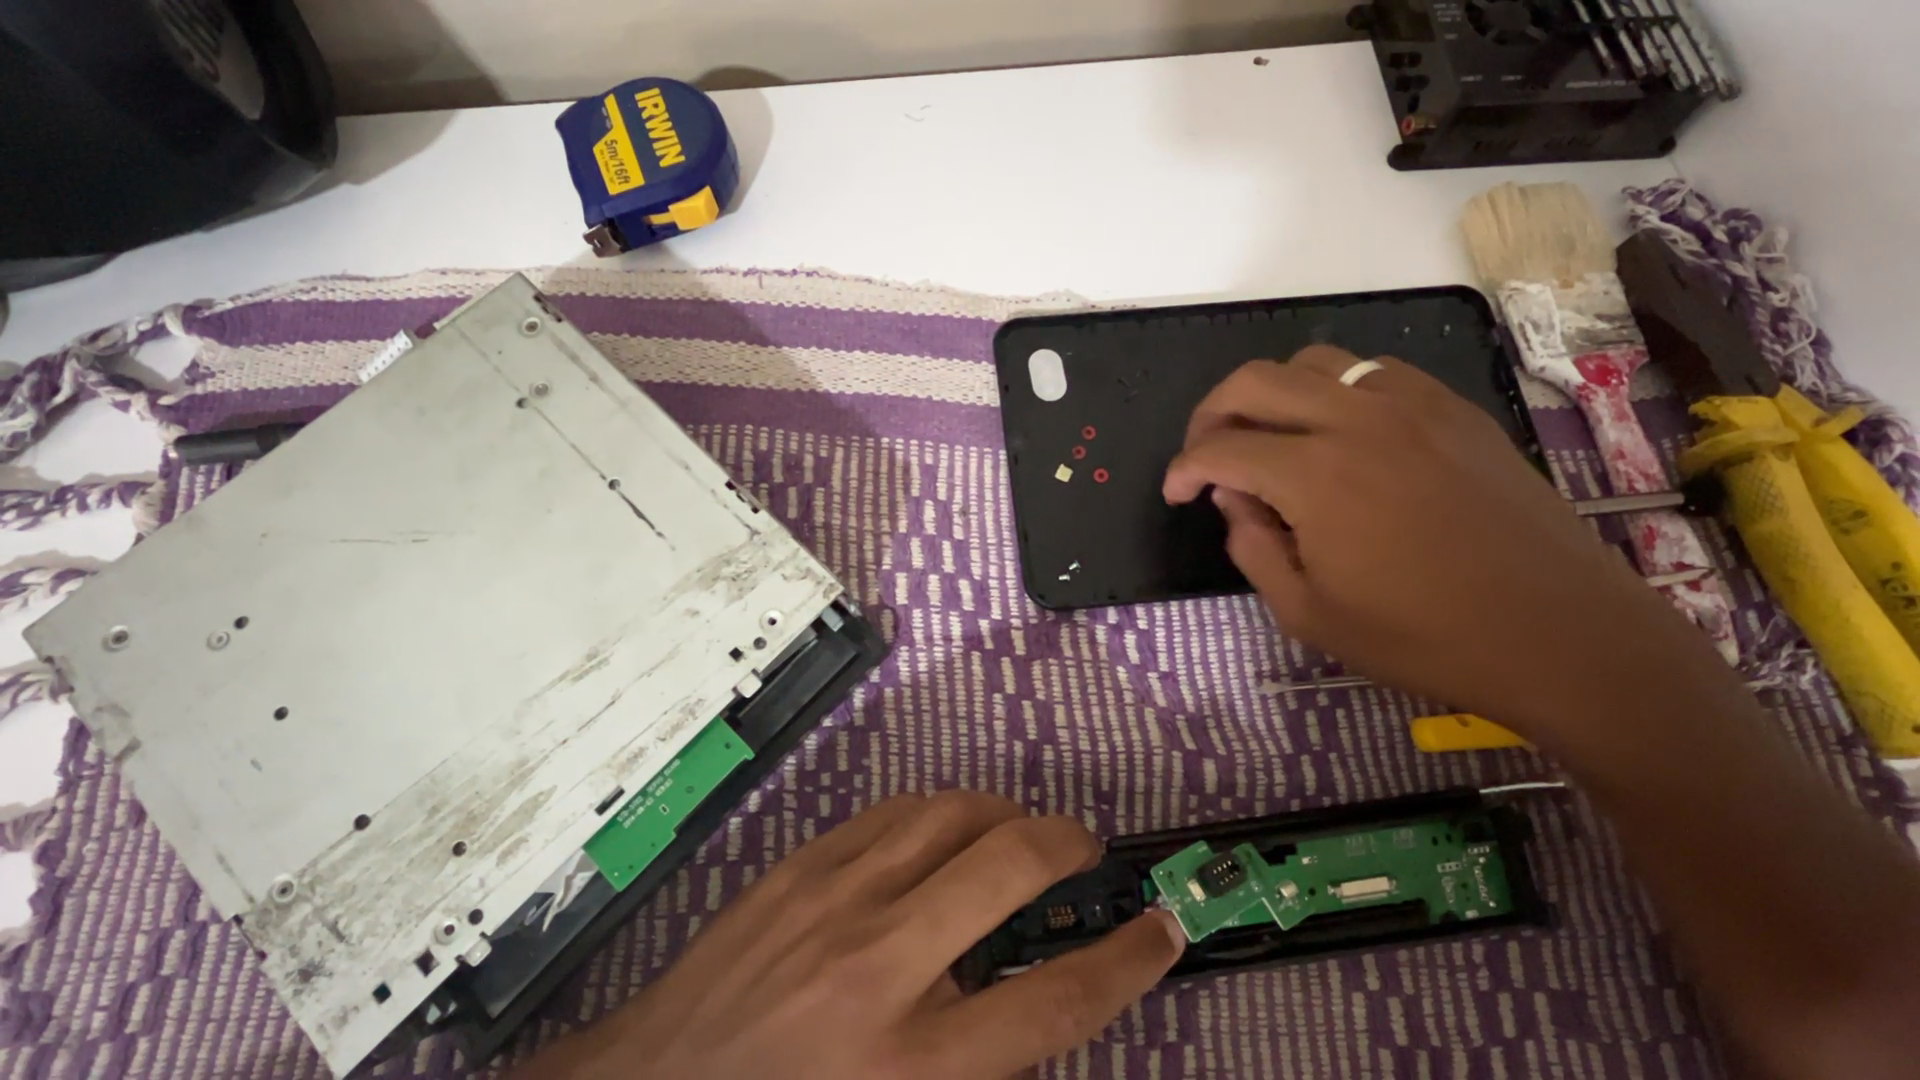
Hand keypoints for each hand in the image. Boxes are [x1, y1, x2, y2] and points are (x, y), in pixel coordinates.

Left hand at [512, 792, 1183, 1079]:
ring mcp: (833, 899)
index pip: (1054, 1002)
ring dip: (1003, 814)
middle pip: (1009, 868)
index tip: (1160, 929)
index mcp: (913, 1064)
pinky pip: (892, 814)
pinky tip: (946, 831)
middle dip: (1068, 846)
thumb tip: (1029, 992)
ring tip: (1019, 832)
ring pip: (950, 815)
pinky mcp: (798, 865)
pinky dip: (940, 814)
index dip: (1126, 962)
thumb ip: (976, 1055)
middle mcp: (880, 966)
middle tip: (1084, 852)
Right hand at [1162, 347, 1722, 736]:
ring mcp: (1411, 406)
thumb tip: (1235, 502)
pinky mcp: (1454, 410)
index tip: (1176, 493)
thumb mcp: (1309, 614)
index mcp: (1314, 475)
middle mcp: (1356, 420)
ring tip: (1270, 437)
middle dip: (1212, 413)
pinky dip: (1336, 392)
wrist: (1556, 632)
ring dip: (1273, 392)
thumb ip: (1252, 550)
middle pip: (1255, 381)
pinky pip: (1374, 373)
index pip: (1221, 448)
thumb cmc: (1423, 637)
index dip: (1184, 469)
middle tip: (1206, 454)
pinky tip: (1340, 433)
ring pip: (1315, 362)